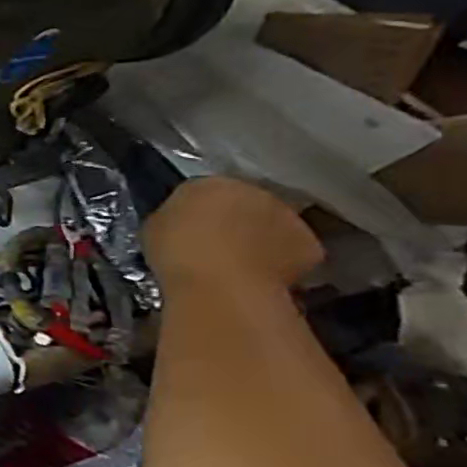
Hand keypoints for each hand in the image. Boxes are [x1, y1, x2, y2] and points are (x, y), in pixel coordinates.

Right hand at [144, 177, 323, 293]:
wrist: (219, 284)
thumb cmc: (176, 252)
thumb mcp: (156, 229)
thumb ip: (175, 220)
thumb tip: (184, 225)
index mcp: (209, 183)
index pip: (206, 191)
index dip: (200, 212)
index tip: (192, 232)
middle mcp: (252, 190)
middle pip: (246, 204)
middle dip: (237, 222)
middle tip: (219, 248)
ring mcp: (287, 216)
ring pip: (273, 225)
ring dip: (263, 239)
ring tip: (243, 266)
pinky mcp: (311, 245)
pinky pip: (294, 252)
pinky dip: (284, 263)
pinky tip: (264, 279)